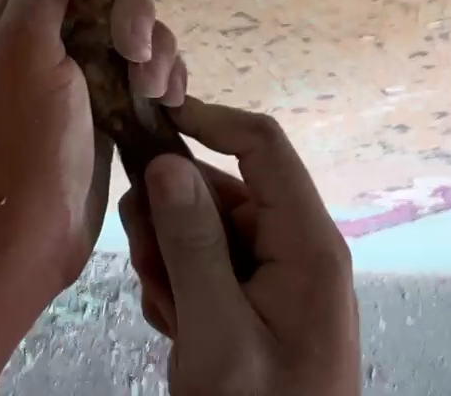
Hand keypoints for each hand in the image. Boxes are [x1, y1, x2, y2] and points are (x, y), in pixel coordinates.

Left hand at [0, 0, 185, 295]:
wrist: (25, 236)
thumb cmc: (14, 138)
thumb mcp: (21, 50)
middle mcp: (36, 32)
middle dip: (128, 9)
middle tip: (131, 46)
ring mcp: (74, 68)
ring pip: (128, 25)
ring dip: (152, 45)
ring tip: (153, 85)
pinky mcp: (106, 100)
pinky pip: (142, 66)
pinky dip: (161, 73)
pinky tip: (169, 96)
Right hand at [119, 100, 358, 395]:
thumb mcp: (217, 333)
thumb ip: (191, 244)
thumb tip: (165, 161)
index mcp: (306, 244)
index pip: (261, 144)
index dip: (206, 118)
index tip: (143, 120)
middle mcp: (293, 245)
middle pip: (215, 184)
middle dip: (169, 215)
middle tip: (150, 268)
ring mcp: (272, 271)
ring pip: (197, 219)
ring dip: (166, 254)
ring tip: (167, 309)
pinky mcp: (252, 294)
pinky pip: (198, 255)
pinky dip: (174, 279)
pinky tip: (175, 323)